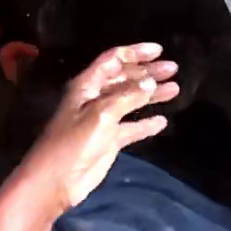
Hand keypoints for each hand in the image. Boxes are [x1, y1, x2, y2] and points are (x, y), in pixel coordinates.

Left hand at [8, 43, 179, 218]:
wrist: (56, 180)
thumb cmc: (74, 142)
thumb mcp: (101, 114)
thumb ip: (126, 96)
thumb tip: (150, 81)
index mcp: (88, 84)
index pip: (114, 60)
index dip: (136, 52)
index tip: (159, 50)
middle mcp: (96, 97)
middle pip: (125, 78)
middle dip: (148, 72)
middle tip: (173, 69)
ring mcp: (102, 119)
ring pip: (131, 100)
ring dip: (151, 94)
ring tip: (175, 89)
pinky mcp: (108, 140)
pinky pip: (131, 127)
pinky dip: (145, 123)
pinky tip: (162, 122)